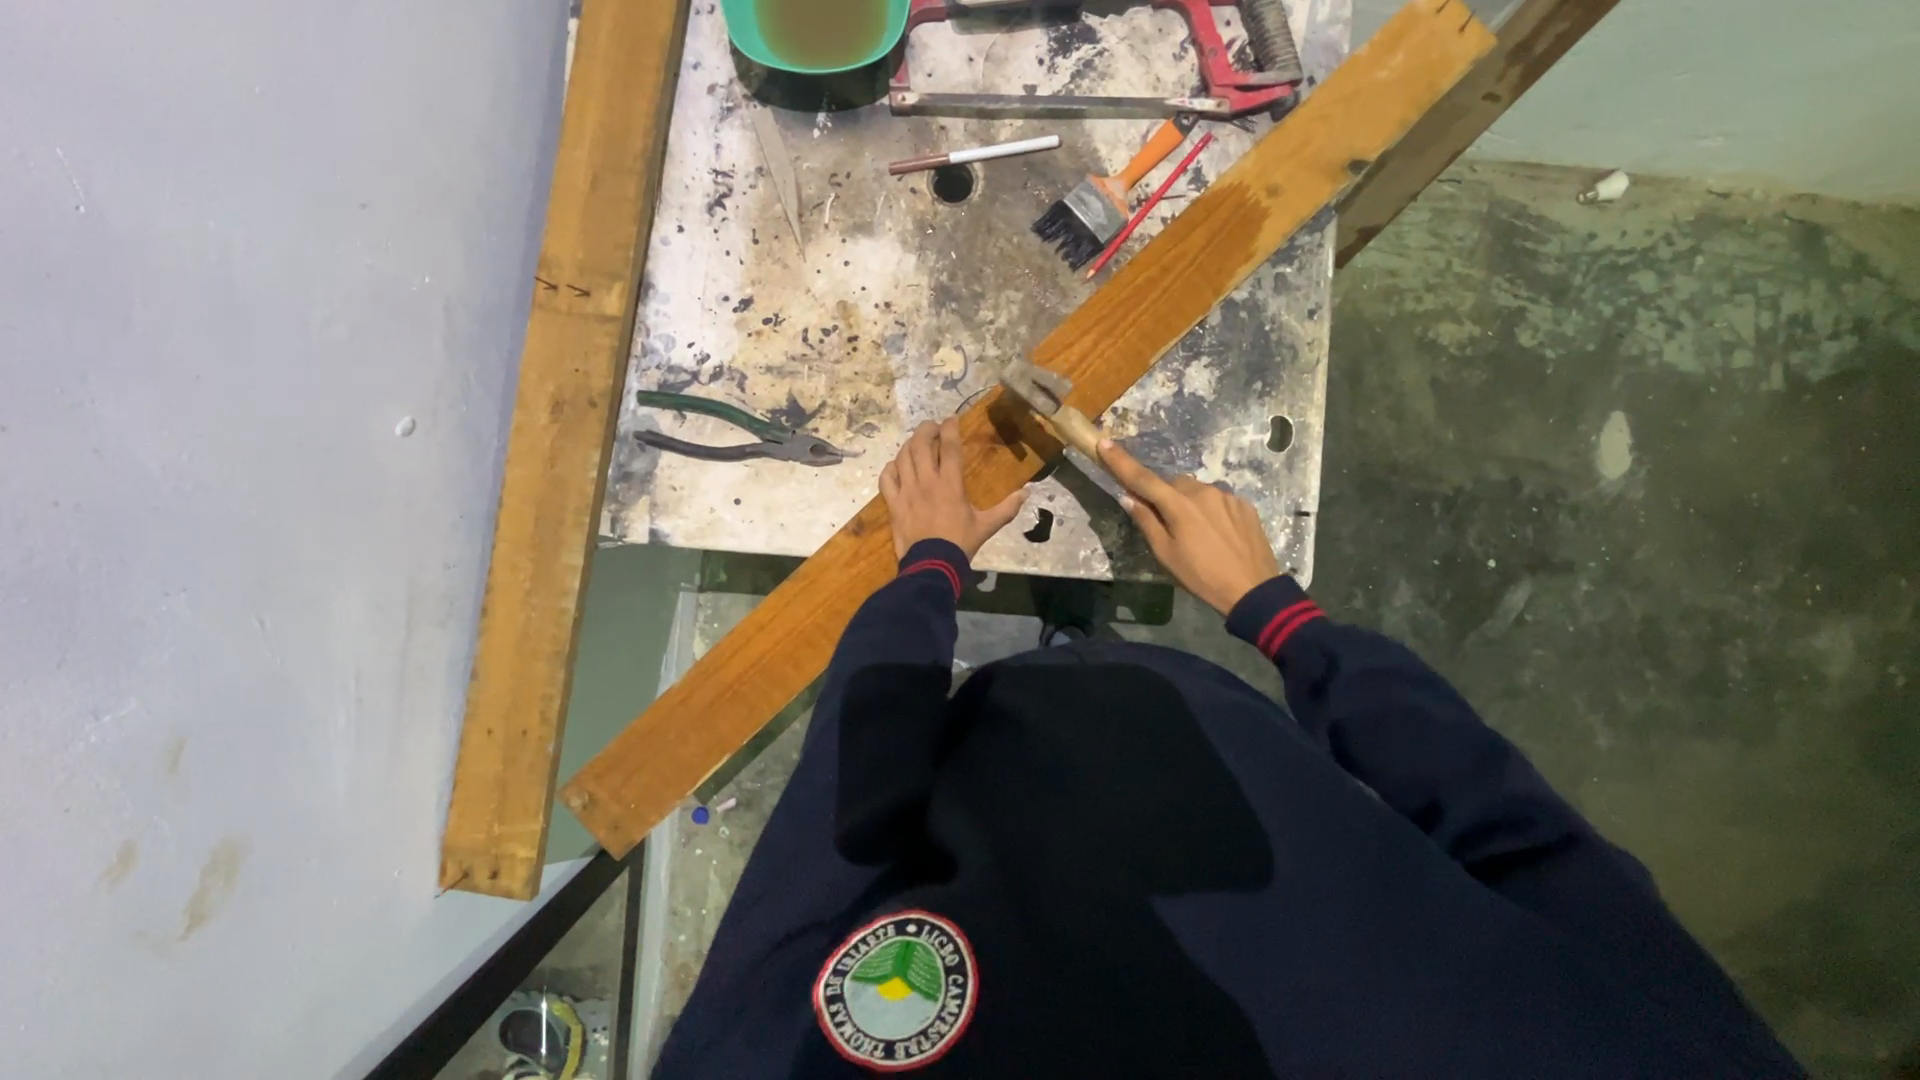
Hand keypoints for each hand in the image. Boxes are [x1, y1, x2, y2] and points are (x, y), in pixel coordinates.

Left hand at [880, 419, 1027, 560]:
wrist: (933, 565)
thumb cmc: (961, 544)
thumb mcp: (987, 525)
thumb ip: (1008, 507)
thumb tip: (1028, 492)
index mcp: (950, 483)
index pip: (948, 446)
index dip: (950, 427)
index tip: (952, 419)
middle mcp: (927, 481)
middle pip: (920, 444)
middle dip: (926, 429)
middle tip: (932, 427)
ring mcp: (907, 491)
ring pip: (903, 457)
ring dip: (909, 445)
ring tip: (916, 443)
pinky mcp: (893, 503)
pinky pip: (887, 478)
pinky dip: (891, 468)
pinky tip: (896, 467)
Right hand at [1098, 439, 1279, 615]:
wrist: (1253, 589)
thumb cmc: (1201, 576)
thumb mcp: (1166, 555)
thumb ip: (1147, 522)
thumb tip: (1128, 498)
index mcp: (1179, 505)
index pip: (1142, 478)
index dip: (1121, 461)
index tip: (1104, 443)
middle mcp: (1202, 491)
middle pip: (1172, 484)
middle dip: (1164, 496)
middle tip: (1167, 523)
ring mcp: (1227, 496)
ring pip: (1197, 491)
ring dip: (1189, 503)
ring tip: (1197, 534)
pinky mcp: (1244, 504)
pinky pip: (1219, 500)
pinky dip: (1211, 510)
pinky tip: (1217, 534)